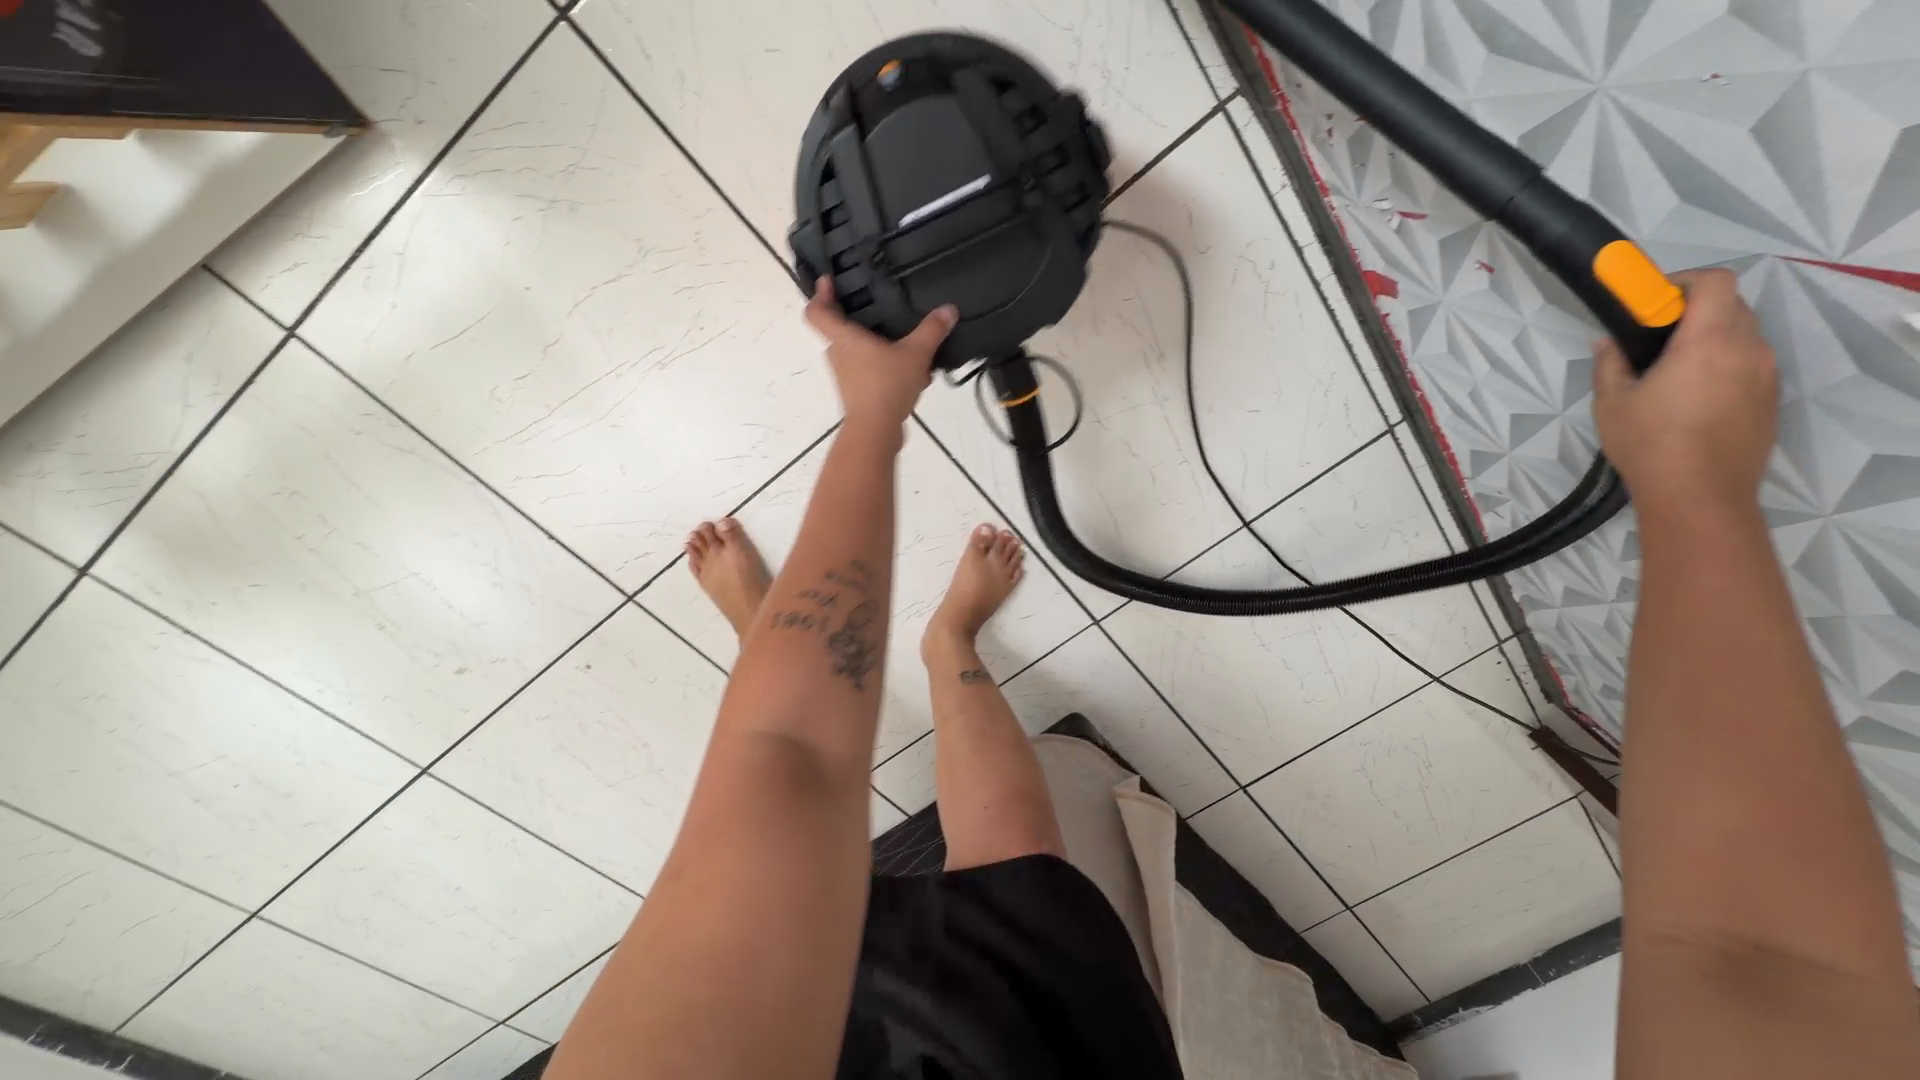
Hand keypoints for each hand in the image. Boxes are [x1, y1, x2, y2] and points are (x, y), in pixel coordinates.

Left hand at [804, 277, 956, 430]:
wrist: (876, 431)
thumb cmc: (887, 385)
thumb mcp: (916, 354)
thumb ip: (932, 331)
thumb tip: (949, 310)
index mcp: (843, 338)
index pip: (816, 312)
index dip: (819, 294)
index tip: (828, 282)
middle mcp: (838, 355)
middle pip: (839, 332)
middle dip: (857, 321)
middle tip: (877, 309)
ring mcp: (845, 377)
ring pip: (857, 355)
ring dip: (876, 349)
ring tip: (905, 346)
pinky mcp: (856, 395)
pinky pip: (869, 374)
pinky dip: (885, 371)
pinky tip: (912, 375)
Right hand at [1593, 268, 1778, 518]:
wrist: (1698, 494)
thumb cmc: (1648, 442)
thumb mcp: (1611, 402)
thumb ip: (1611, 363)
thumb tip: (1608, 342)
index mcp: (1709, 341)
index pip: (1715, 283)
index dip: (1685, 281)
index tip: (1653, 301)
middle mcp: (1748, 348)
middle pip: (1731, 306)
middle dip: (1694, 311)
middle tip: (1655, 337)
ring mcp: (1765, 374)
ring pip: (1743, 336)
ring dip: (1711, 339)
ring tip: (1672, 370)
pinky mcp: (1770, 398)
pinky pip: (1749, 364)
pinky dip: (1724, 365)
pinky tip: (1692, 397)